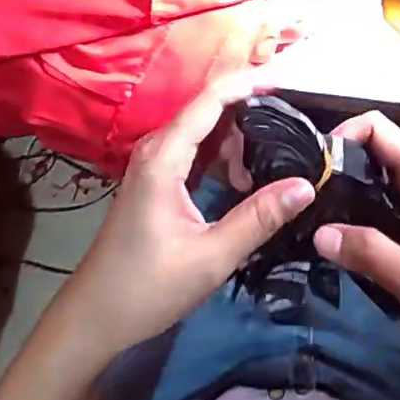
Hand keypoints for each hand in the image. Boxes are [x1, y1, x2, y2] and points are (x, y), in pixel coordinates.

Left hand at [51, 76, 315, 356]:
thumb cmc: (147, 288)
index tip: (286, 82)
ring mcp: (155, 160)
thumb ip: (259, 218)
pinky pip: (197, 149)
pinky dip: (224, 157)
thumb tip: (306, 185)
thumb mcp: (211, 257)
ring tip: (263, 174)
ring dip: (238, 143)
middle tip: (290, 135)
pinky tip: (242, 183)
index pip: (211, 98)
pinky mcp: (158, 176)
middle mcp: (157, 146)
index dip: (249, 82)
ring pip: (206, 130)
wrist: (93, 317)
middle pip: (211, 109)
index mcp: (164, 156)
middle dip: (251, 115)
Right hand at [311, 112, 399, 359]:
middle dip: (339, 158)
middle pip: (375, 142)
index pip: (378, 128)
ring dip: (347, 179)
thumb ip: (371, 254)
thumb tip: (318, 232)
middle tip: (309, 193)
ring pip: (378, 166)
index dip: (343, 136)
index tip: (316, 170)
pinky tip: (343, 226)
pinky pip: (385, 189)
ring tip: (317, 209)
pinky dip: (360, 197)